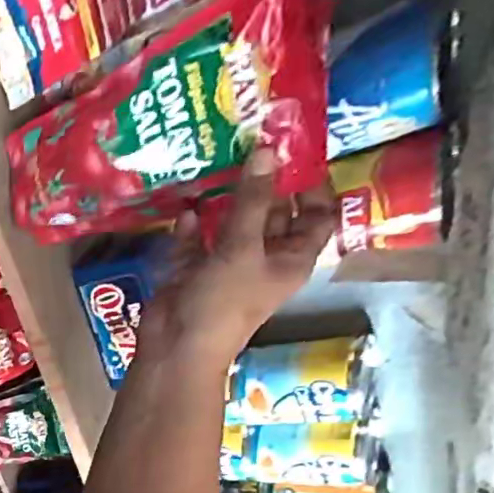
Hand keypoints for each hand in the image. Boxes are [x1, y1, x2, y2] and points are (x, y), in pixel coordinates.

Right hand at [142, 148, 337, 359]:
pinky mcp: (192, 272)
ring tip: (218, 166)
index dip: (313, 185)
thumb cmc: (223, 301)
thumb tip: (266, 151)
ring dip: (224, 203)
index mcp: (291, 258)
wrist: (176, 346)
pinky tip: (186, 210)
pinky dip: (191, 228)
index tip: (297, 154)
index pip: (317, 215)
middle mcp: (262, 259)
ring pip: (230, 226)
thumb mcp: (243, 248)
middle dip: (263, 186)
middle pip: (271, 215)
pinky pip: (195, 243)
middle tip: (252, 146)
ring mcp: (225, 266)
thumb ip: (252, 200)